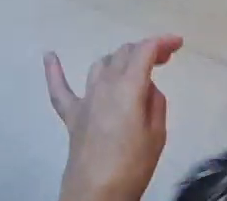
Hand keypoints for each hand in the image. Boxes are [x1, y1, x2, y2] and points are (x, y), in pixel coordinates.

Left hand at [46, 35, 183, 200]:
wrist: (95, 199)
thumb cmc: (132, 166)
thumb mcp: (157, 133)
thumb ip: (155, 102)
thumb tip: (146, 88)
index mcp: (129, 86)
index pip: (146, 50)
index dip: (163, 42)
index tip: (178, 44)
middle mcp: (105, 85)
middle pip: (124, 53)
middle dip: (145, 50)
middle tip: (163, 60)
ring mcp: (86, 100)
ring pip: (101, 64)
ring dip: (120, 60)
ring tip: (133, 67)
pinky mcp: (72, 117)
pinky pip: (60, 90)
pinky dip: (54, 71)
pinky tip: (49, 55)